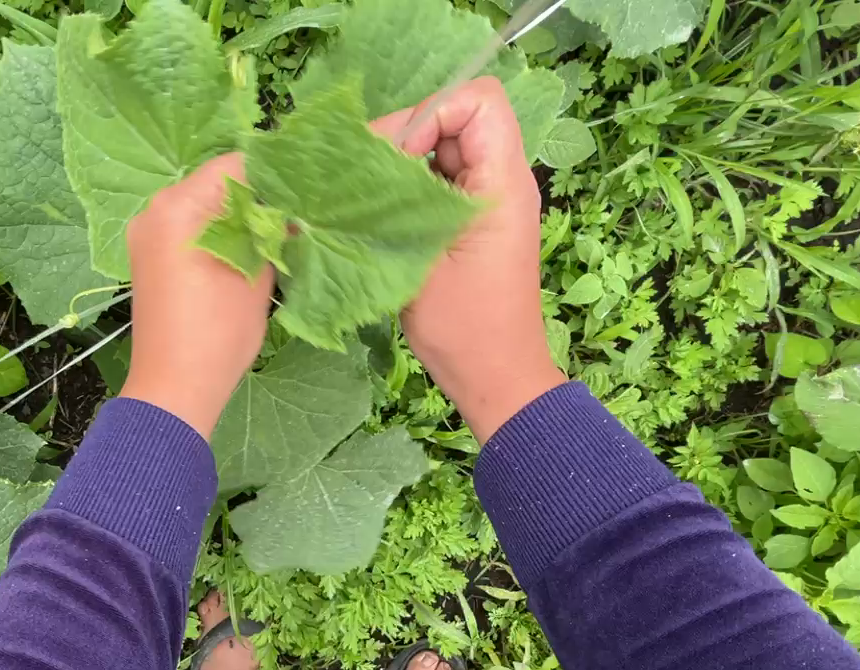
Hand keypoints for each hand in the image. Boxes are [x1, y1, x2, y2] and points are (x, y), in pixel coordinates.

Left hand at [121, 154, 275, 439]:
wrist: (173, 391)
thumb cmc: (217, 335)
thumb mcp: (256, 277)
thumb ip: (271, 233)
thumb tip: (289, 211)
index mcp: (178, 207)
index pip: (236, 166)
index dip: (276, 175)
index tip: (307, 190)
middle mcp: (154, 212)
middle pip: (216, 185)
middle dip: (256, 198)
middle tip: (295, 213)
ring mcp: (146, 237)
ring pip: (202, 210)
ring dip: (236, 219)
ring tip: (274, 235)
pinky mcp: (149, 261)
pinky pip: (188, 233)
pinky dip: (215, 236)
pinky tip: (244, 252)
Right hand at [376, 77, 564, 442]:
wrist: (495, 376)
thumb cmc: (464, 329)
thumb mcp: (421, 266)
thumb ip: (397, 211)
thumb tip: (358, 174)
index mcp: (501, 185)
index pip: (476, 102)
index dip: (431, 114)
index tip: (395, 159)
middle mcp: (500, 183)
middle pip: (456, 122)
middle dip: (406, 139)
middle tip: (364, 179)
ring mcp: (487, 205)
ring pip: (444, 155)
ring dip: (404, 169)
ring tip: (365, 198)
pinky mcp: (472, 227)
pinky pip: (442, 187)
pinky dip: (410, 193)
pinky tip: (380, 218)